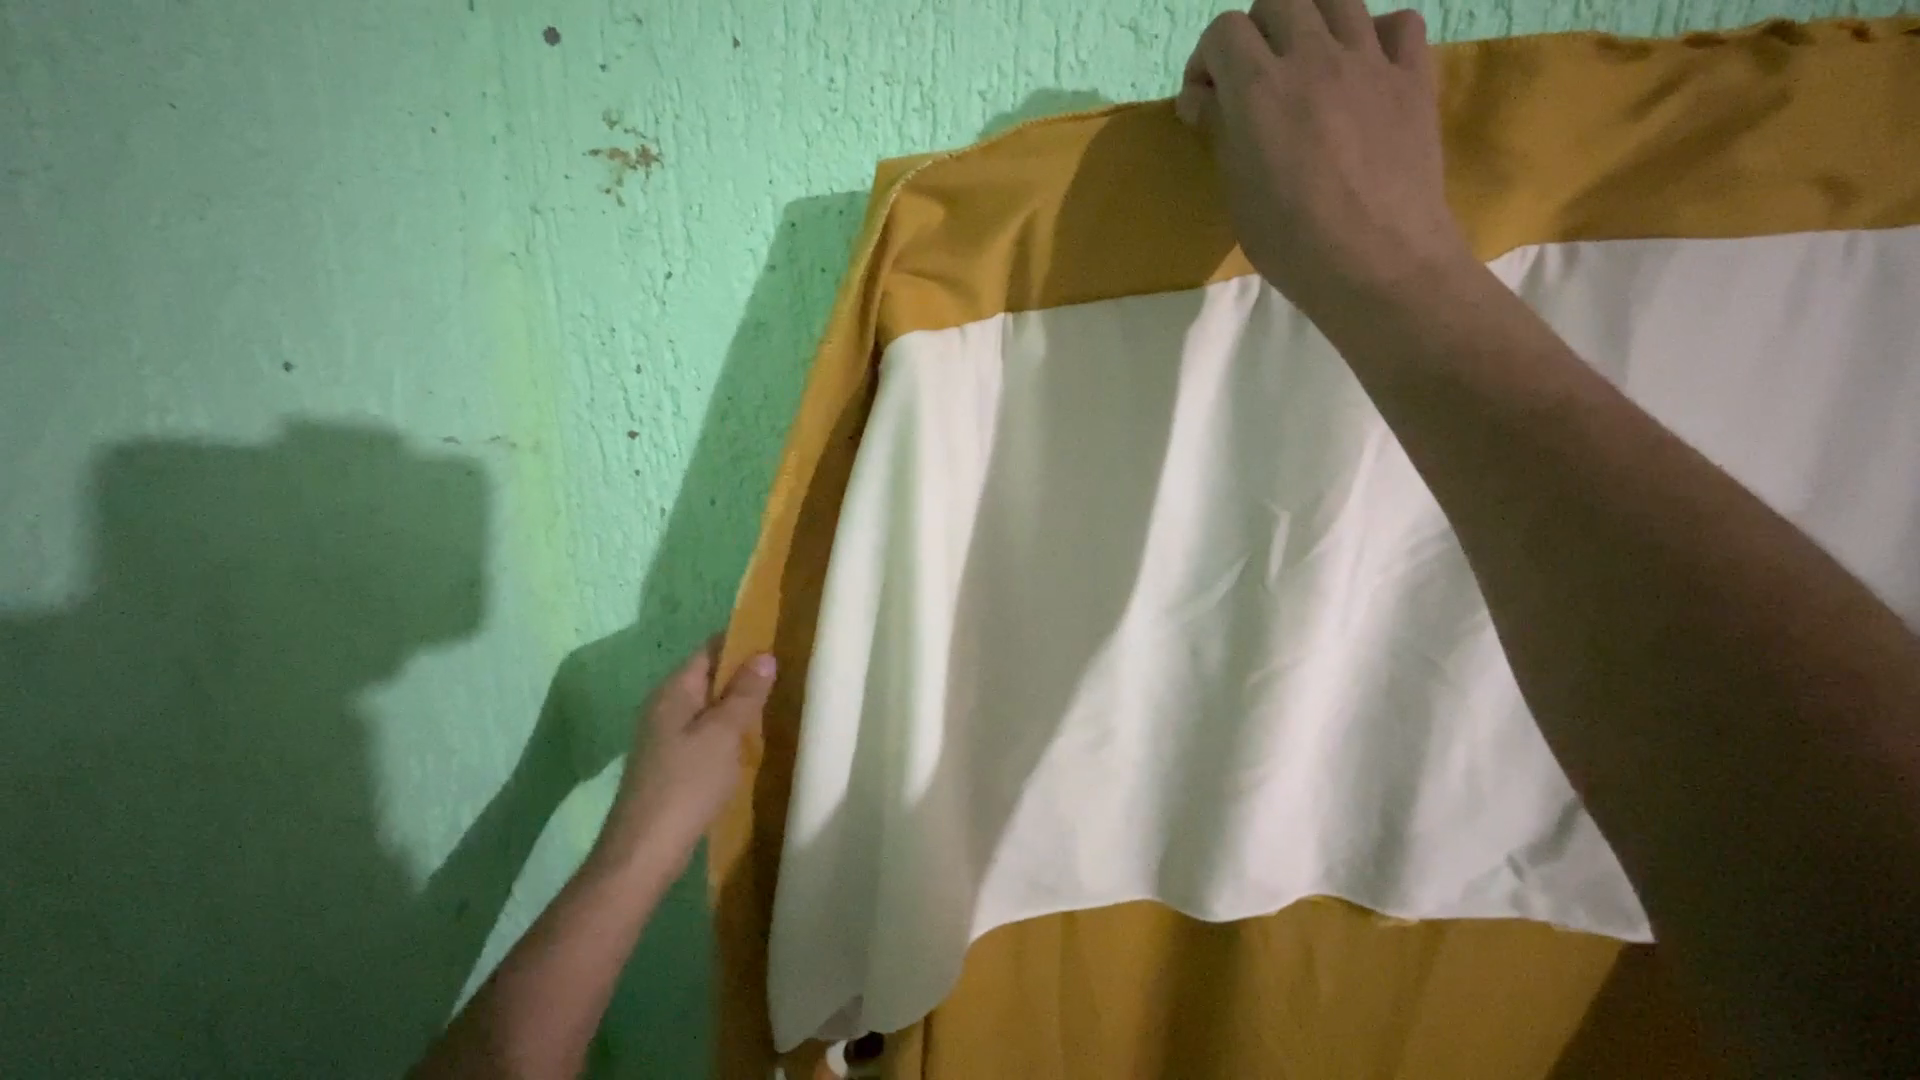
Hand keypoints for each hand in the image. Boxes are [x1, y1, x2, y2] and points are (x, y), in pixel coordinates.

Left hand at [590, 641, 775, 870]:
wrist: (645, 851)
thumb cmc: (686, 784)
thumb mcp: (723, 734)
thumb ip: (744, 694)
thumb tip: (763, 654)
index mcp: (674, 691)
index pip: (709, 650)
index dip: (741, 642)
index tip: (777, 641)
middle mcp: (665, 707)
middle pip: (708, 678)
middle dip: (743, 675)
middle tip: (786, 676)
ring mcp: (665, 738)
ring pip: (708, 709)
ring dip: (737, 707)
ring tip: (775, 707)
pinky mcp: (670, 765)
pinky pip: (704, 735)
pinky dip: (727, 734)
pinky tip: (748, 746)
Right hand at [1176, 1, 1474, 317]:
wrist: (1377, 262)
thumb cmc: (1292, 241)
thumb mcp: (1237, 193)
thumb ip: (1220, 132)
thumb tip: (1204, 98)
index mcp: (1259, 88)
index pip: (1224, 31)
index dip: (1207, 60)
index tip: (1206, 100)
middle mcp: (1314, 56)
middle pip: (1278, 0)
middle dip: (1255, 33)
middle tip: (1252, 79)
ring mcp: (1370, 60)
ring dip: (1310, 22)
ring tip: (1307, 65)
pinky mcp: (1413, 77)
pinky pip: (1399, 23)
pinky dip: (1376, 35)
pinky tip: (1365, 68)